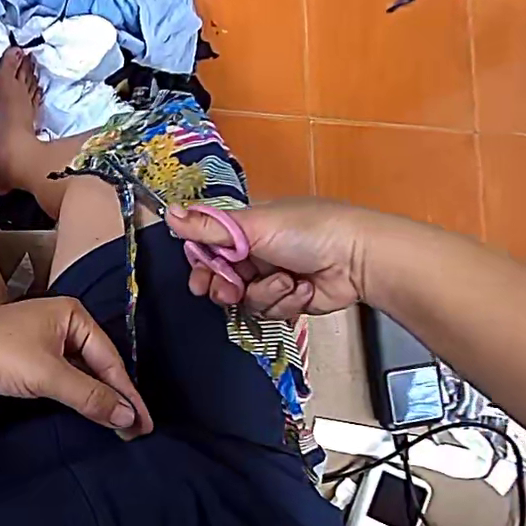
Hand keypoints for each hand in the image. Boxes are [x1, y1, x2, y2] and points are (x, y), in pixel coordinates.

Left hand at [0, 298, 152, 437]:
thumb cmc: (2, 354)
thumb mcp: (49, 375)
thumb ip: (90, 396)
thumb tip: (128, 417)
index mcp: (74, 315)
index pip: (110, 358)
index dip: (127, 392)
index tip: (143, 421)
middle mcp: (66, 322)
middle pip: (100, 365)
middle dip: (117, 396)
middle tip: (137, 427)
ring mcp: (50, 339)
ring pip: (84, 372)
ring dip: (100, 398)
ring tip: (120, 424)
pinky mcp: (36, 356)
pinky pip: (68, 376)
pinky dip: (81, 394)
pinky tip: (93, 411)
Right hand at [167, 199, 384, 318]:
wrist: (357, 260)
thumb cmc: (309, 231)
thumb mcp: (254, 226)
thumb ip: (209, 227)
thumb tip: (169, 213)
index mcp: (247, 229)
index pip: (210, 251)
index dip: (204, 269)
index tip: (202, 280)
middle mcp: (256, 254)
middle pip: (223, 281)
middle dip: (230, 288)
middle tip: (235, 290)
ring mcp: (273, 279)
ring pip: (247, 301)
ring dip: (267, 294)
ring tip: (288, 282)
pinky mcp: (289, 301)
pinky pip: (270, 312)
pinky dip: (287, 302)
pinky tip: (304, 288)